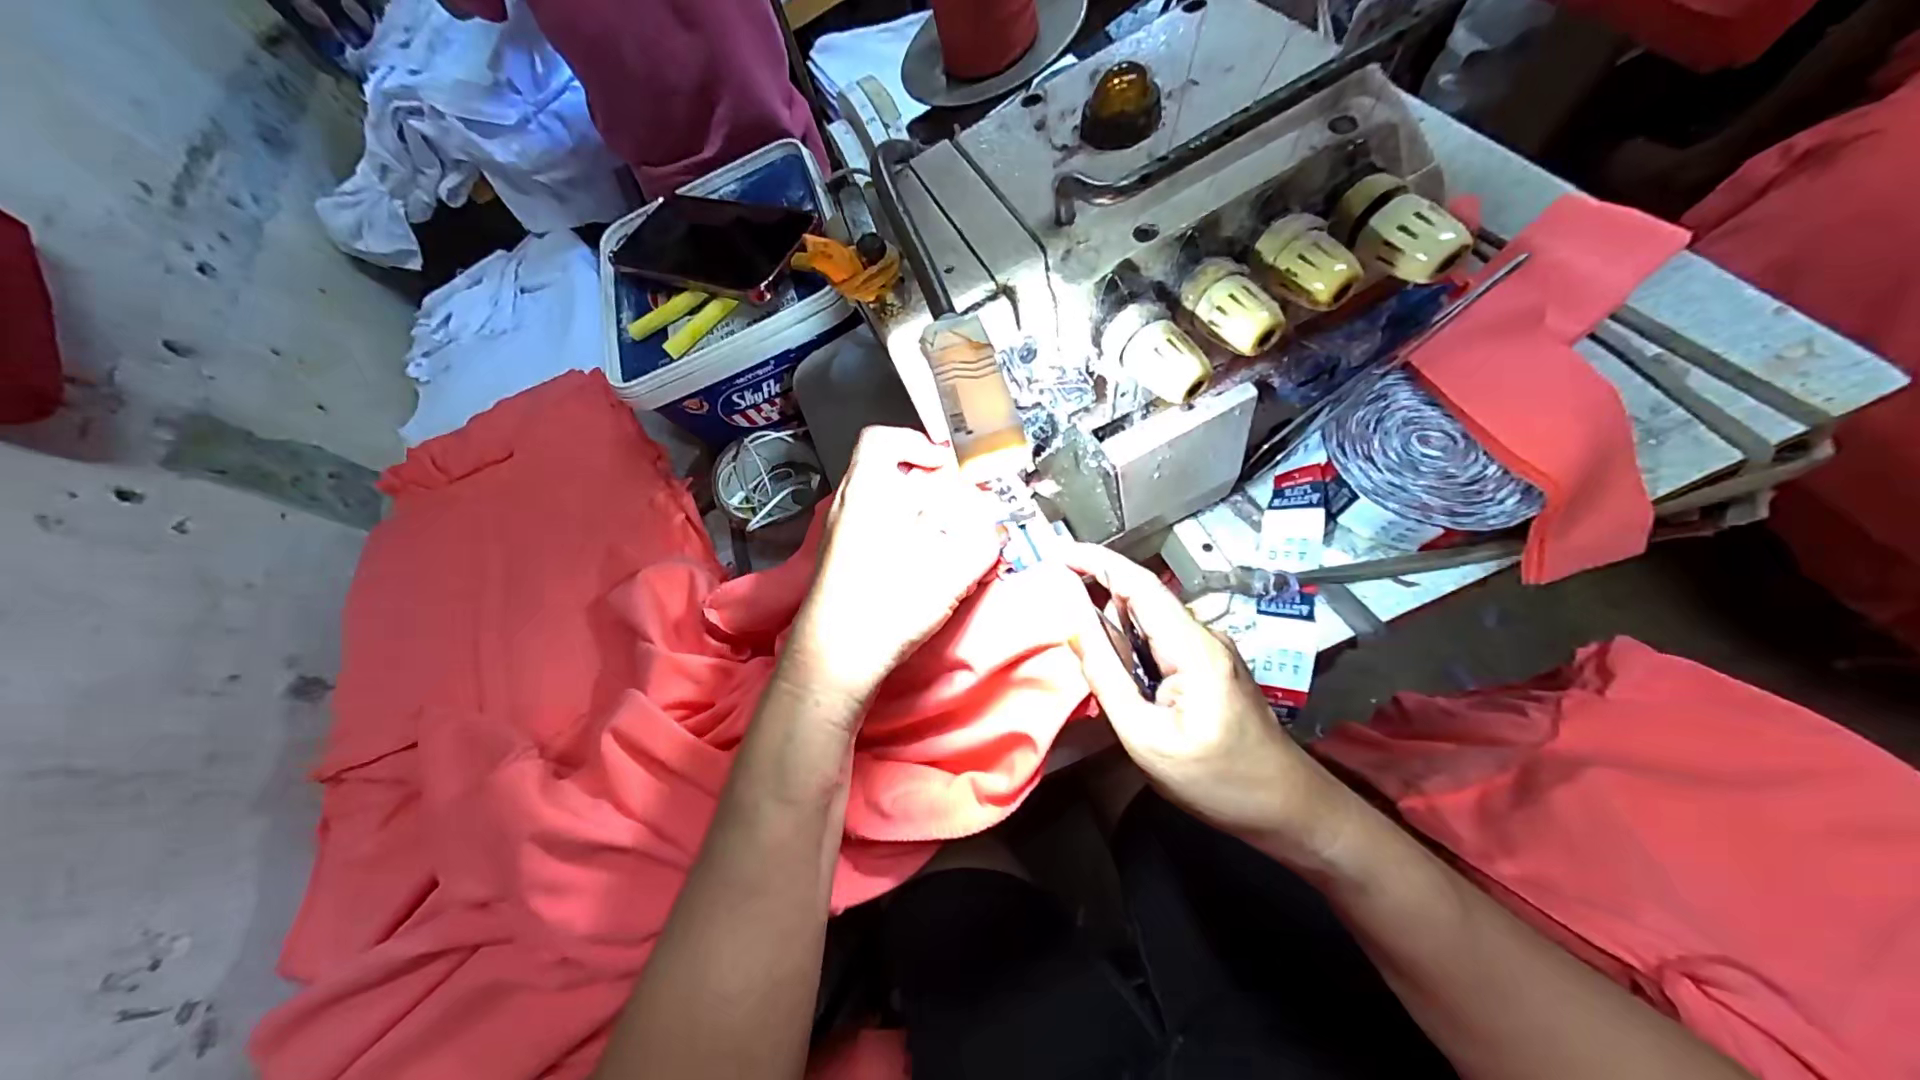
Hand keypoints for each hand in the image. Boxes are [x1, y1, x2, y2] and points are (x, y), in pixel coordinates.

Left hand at [786, 427, 1003, 704]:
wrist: (833, 658)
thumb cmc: (886, 606)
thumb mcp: (949, 573)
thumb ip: (980, 546)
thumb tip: (994, 533)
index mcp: (869, 492)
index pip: (881, 440)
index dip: (915, 442)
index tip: (943, 464)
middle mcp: (848, 506)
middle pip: (883, 470)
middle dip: (922, 481)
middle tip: (952, 500)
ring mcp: (839, 534)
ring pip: (879, 501)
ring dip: (912, 509)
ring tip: (941, 532)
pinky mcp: (839, 560)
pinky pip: (872, 527)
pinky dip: (899, 532)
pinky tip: (921, 561)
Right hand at [1057, 543, 1359, 863]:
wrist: (1288, 808)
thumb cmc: (1220, 781)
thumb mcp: (1146, 737)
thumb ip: (1107, 678)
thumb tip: (1074, 630)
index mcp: (1193, 648)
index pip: (1139, 585)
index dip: (1096, 562)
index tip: (1058, 553)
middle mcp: (1204, 638)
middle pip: (1141, 601)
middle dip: (1096, 598)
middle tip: (1057, 613)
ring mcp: (1209, 652)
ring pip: (1148, 625)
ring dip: (1113, 632)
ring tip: (1089, 658)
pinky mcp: (1209, 668)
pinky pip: (1160, 645)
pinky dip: (1131, 651)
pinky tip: (1120, 678)